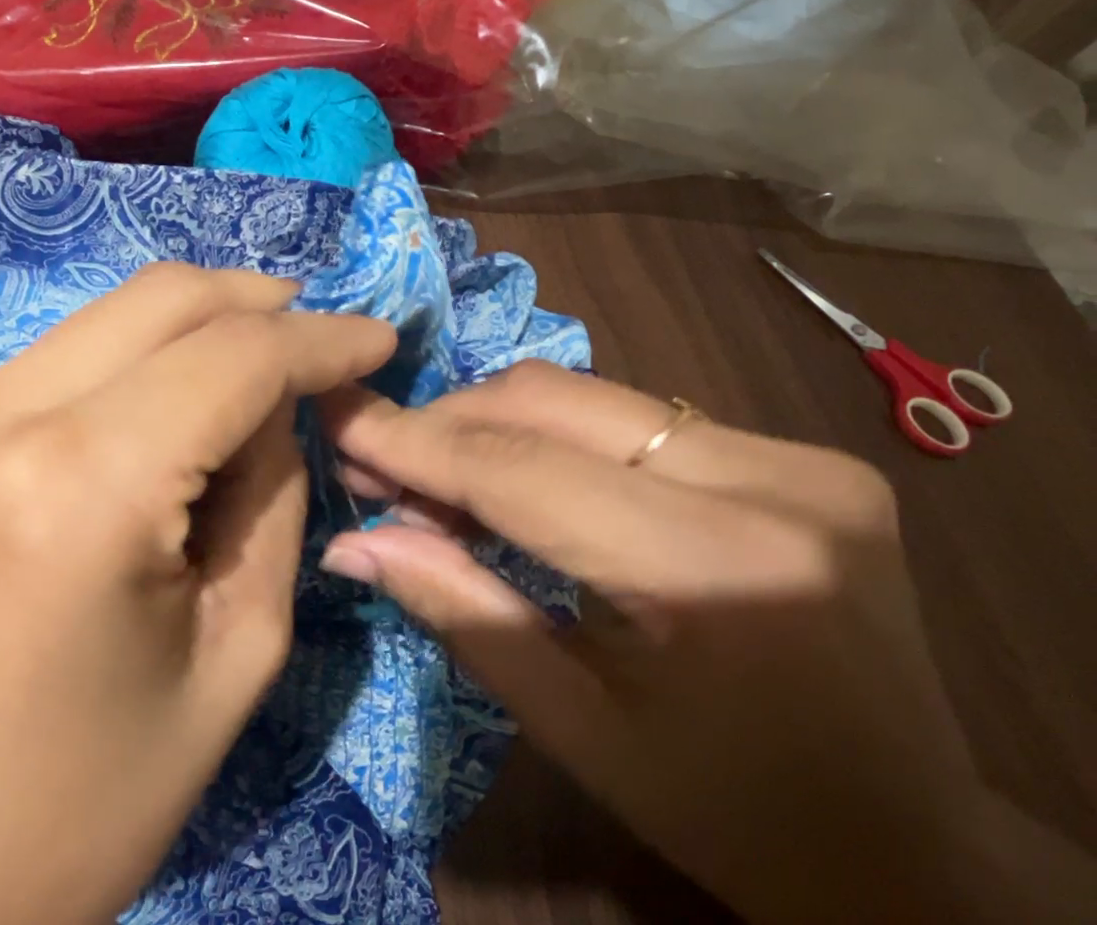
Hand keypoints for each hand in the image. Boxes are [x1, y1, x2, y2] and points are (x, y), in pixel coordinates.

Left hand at [0, 263, 394, 924]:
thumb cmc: (117, 775)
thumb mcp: (243, 636)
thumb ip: (273, 485)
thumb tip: (284, 394)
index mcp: (78, 487)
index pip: (228, 357)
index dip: (318, 337)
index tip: (379, 335)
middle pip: (157, 302)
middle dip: (257, 305)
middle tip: (322, 340)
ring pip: (103, 319)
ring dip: (193, 331)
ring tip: (257, 375)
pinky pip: (55, 362)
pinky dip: (128, 366)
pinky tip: (169, 407)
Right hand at [318, 361, 1096, 924]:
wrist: (908, 843)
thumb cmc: (725, 809)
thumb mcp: (573, 725)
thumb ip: (457, 610)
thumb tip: (347, 544)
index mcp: (716, 565)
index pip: (518, 470)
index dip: (410, 441)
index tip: (332, 415)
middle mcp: (773, 481)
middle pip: (551, 402)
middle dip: (444, 425)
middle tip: (373, 468)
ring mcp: (801, 458)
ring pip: (589, 396)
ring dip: (493, 429)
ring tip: (433, 481)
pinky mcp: (803, 458)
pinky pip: (634, 418)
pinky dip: (554, 441)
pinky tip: (518, 485)